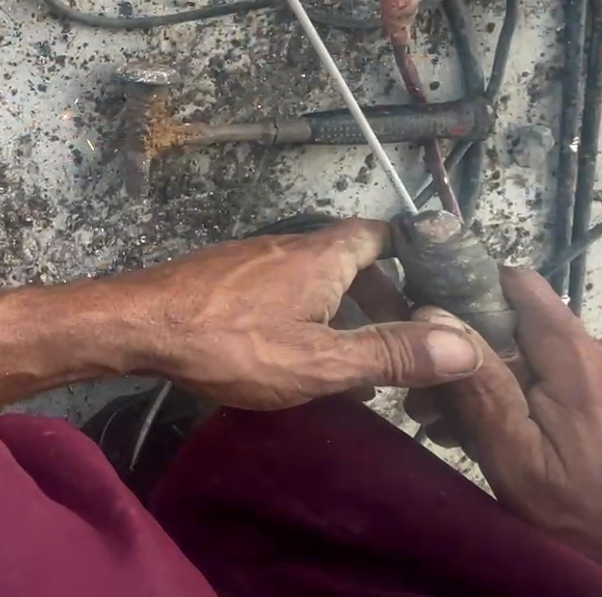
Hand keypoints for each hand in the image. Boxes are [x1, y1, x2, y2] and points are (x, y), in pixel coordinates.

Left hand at [136, 218, 483, 409]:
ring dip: (342, 315)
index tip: (444, 288)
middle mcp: (283, 248)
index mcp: (317, 258)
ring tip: (360, 367)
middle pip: (348, 261)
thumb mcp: (319, 360)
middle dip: (383, 299)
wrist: (134, 325)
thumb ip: (389, 353)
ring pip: (313, 280)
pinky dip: (303, 317)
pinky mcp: (220, 278)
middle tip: (408, 346)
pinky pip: (278, 291)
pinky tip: (298, 357)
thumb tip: (467, 344)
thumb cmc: (227, 342)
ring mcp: (247, 260)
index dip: (415, 254)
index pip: (378, 235)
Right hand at [407, 268, 601, 596]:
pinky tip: (526, 450)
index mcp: (582, 360)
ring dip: (506, 390)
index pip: (517, 284)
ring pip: (550, 365)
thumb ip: (478, 383)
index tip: (427, 324)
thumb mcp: (519, 459)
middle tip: (435, 412)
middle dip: (473, 362)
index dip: (465, 290)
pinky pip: (583, 391)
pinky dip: (544, 408)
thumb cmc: (601, 525)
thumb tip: (429, 312)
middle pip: (525, 332)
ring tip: (473, 438)